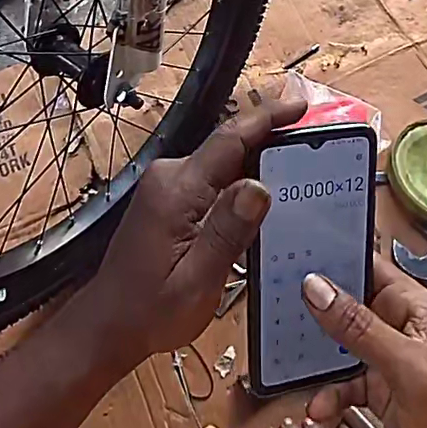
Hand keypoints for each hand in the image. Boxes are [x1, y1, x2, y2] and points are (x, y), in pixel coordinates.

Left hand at [62, 91, 306, 369]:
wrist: (110, 320)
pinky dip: (238, 183)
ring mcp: (166, 184)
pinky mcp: (167, 196)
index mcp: (177, 189)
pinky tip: (263, 200)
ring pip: (221, 163)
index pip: (228, 140)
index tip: (302, 107)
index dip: (267, 118)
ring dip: (256, 165)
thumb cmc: (151, 309)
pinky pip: (210, 180)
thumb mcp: (198, 279)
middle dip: (271, 142)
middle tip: (316, 149)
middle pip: (228, 147)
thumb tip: (261, 186)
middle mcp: (169, 176)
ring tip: (301, 173)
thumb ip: (227, 231)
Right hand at [300, 254, 426, 427]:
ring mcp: (387, 362)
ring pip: (337, 342)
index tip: (291, 248)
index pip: (366, 264)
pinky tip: (319, 408)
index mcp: (411, 309)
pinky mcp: (378, 395)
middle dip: (313, 303)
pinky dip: (327, 394)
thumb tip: (315, 286)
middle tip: (276, 300)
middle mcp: (396, 329)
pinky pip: (341, 383)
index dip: (332, 253)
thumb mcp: (409, 370)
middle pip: (345, 301)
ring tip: (288, 356)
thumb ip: (360, 328)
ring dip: (315, 353)